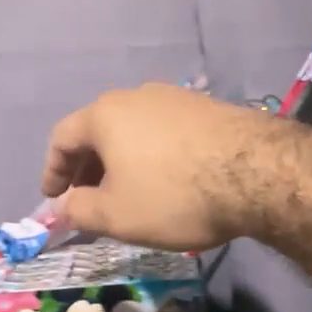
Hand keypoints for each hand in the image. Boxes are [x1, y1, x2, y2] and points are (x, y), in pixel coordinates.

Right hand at [42, 83, 280, 250]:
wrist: (259, 174)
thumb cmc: (174, 195)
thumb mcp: (116, 216)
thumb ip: (79, 210)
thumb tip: (62, 207)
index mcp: (105, 114)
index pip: (62, 137)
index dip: (53, 171)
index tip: (53, 199)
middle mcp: (136, 95)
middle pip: (98, 130)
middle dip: (87, 168)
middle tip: (87, 200)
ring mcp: (175, 98)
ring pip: (132, 130)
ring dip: (120, 161)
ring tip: (127, 194)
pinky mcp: (206, 108)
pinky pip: (163, 132)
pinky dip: (151, 156)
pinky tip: (167, 181)